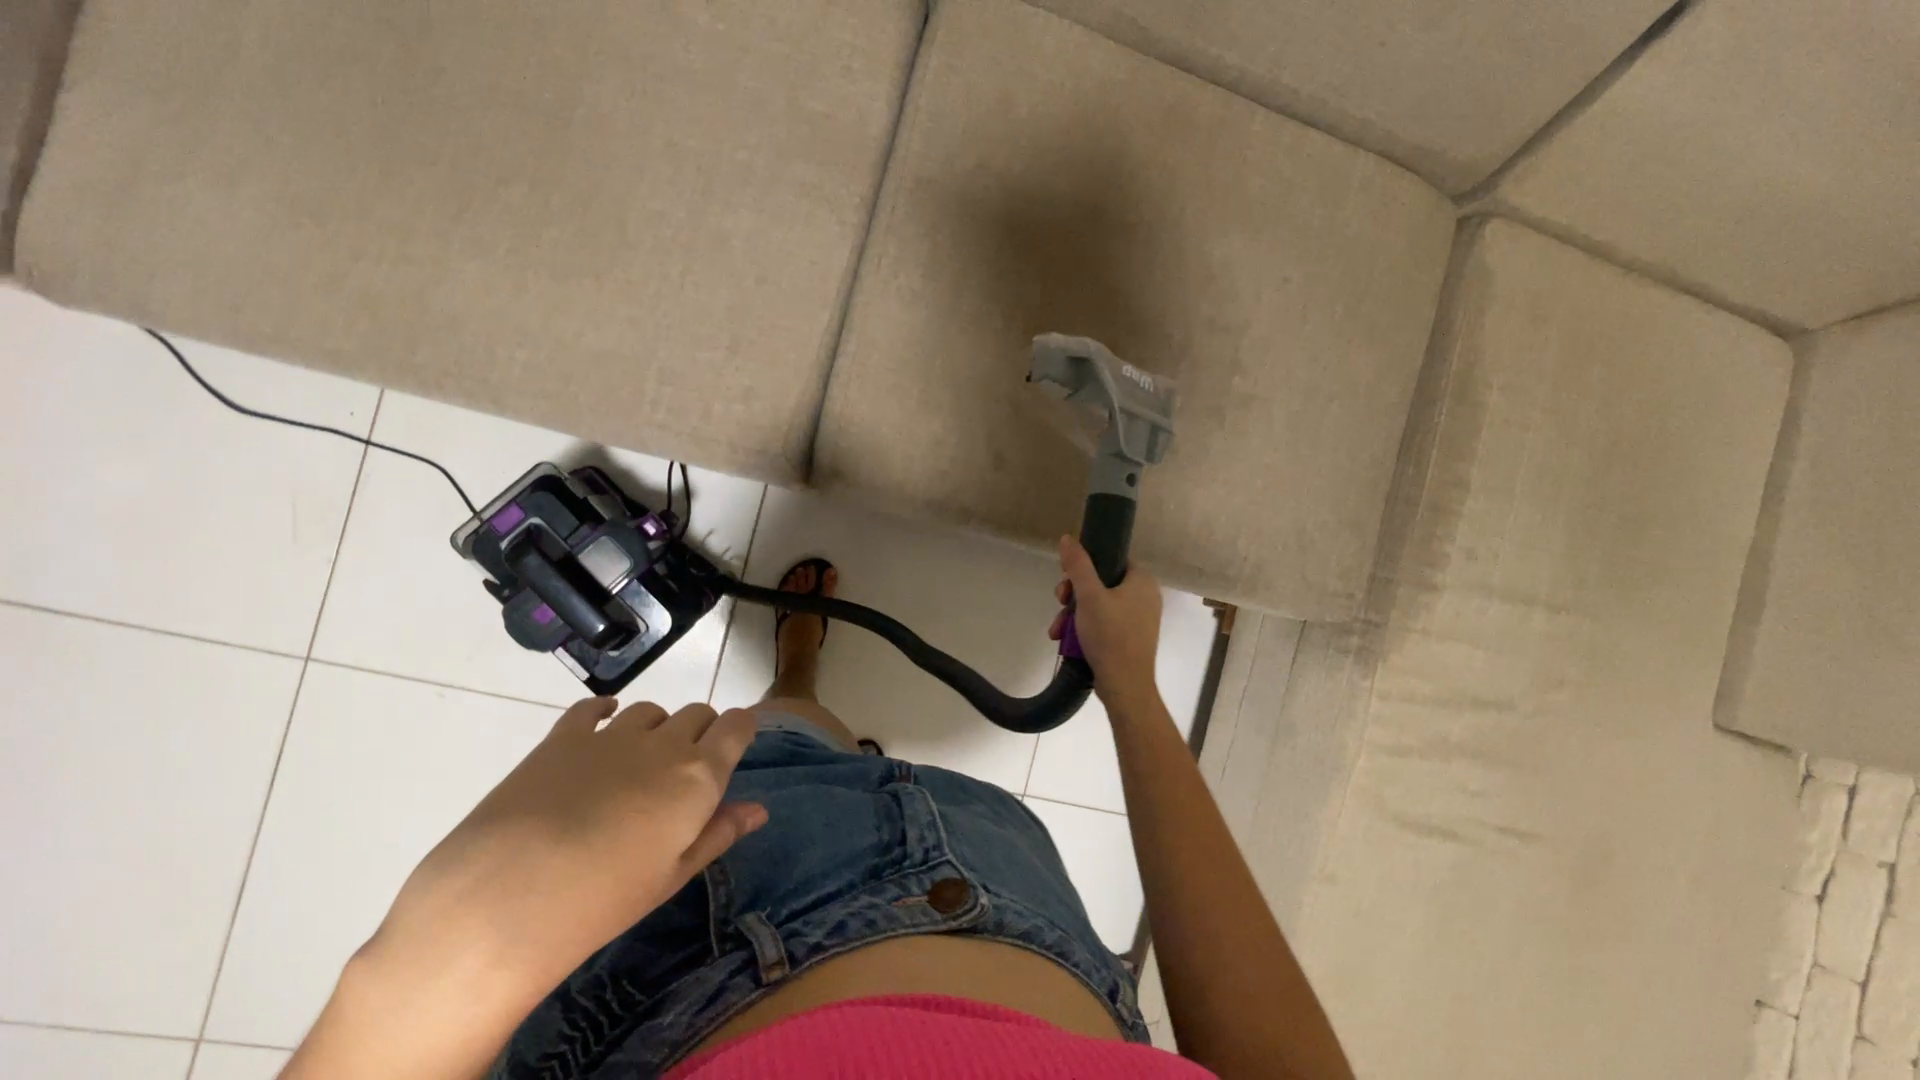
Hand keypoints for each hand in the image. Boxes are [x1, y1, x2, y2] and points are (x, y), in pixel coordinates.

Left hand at [367, 698, 765, 1004]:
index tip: (733, 749)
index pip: (737, 726)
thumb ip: (718, 833)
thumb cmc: (604, 899)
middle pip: (697, 713)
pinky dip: (607, 712)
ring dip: (656, 727)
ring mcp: (611, 736)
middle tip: (684, 772)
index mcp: (699, 776)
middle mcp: (663, 744)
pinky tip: (602, 727)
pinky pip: (596, 708)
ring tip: (639, 763)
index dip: (740, 731)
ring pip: (651, 710)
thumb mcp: (673, 875)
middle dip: (701, 732)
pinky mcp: (563, 737)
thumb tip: (758, 808)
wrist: (507, 894)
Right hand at [1049, 535, 1162, 701]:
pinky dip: (1085, 629)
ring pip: (1099, 606)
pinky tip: (1066, 640)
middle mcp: (1146, 597)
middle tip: (1060, 604)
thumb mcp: (1089, 596)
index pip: (1113, 560)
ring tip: (1057, 630)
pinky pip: (1105, 624)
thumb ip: (1078, 565)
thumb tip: (1067, 538)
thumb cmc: (1110, 635)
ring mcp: (1140, 620)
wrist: (1125, 685)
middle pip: (1102, 584)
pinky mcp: (1131, 640)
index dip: (1087, 566)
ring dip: (1074, 615)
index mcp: (1142, 581)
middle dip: (1074, 596)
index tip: (1068, 579)